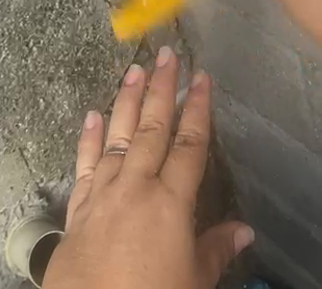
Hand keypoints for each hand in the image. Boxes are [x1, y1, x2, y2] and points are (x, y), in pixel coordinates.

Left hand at [44, 46, 251, 288]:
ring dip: (127, 100)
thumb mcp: (194, 282)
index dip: (198, 108)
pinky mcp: (77, 212)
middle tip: (167, 54)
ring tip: (134, 69)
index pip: (190, 144)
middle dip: (162, 88)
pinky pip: (85, 166)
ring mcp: (103, 196)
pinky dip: (89, 139)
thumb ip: (216, 251)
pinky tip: (93, 115)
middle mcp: (136, 188)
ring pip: (118, 137)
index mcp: (171, 202)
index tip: (202, 77)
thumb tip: (244, 230)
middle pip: (153, 128)